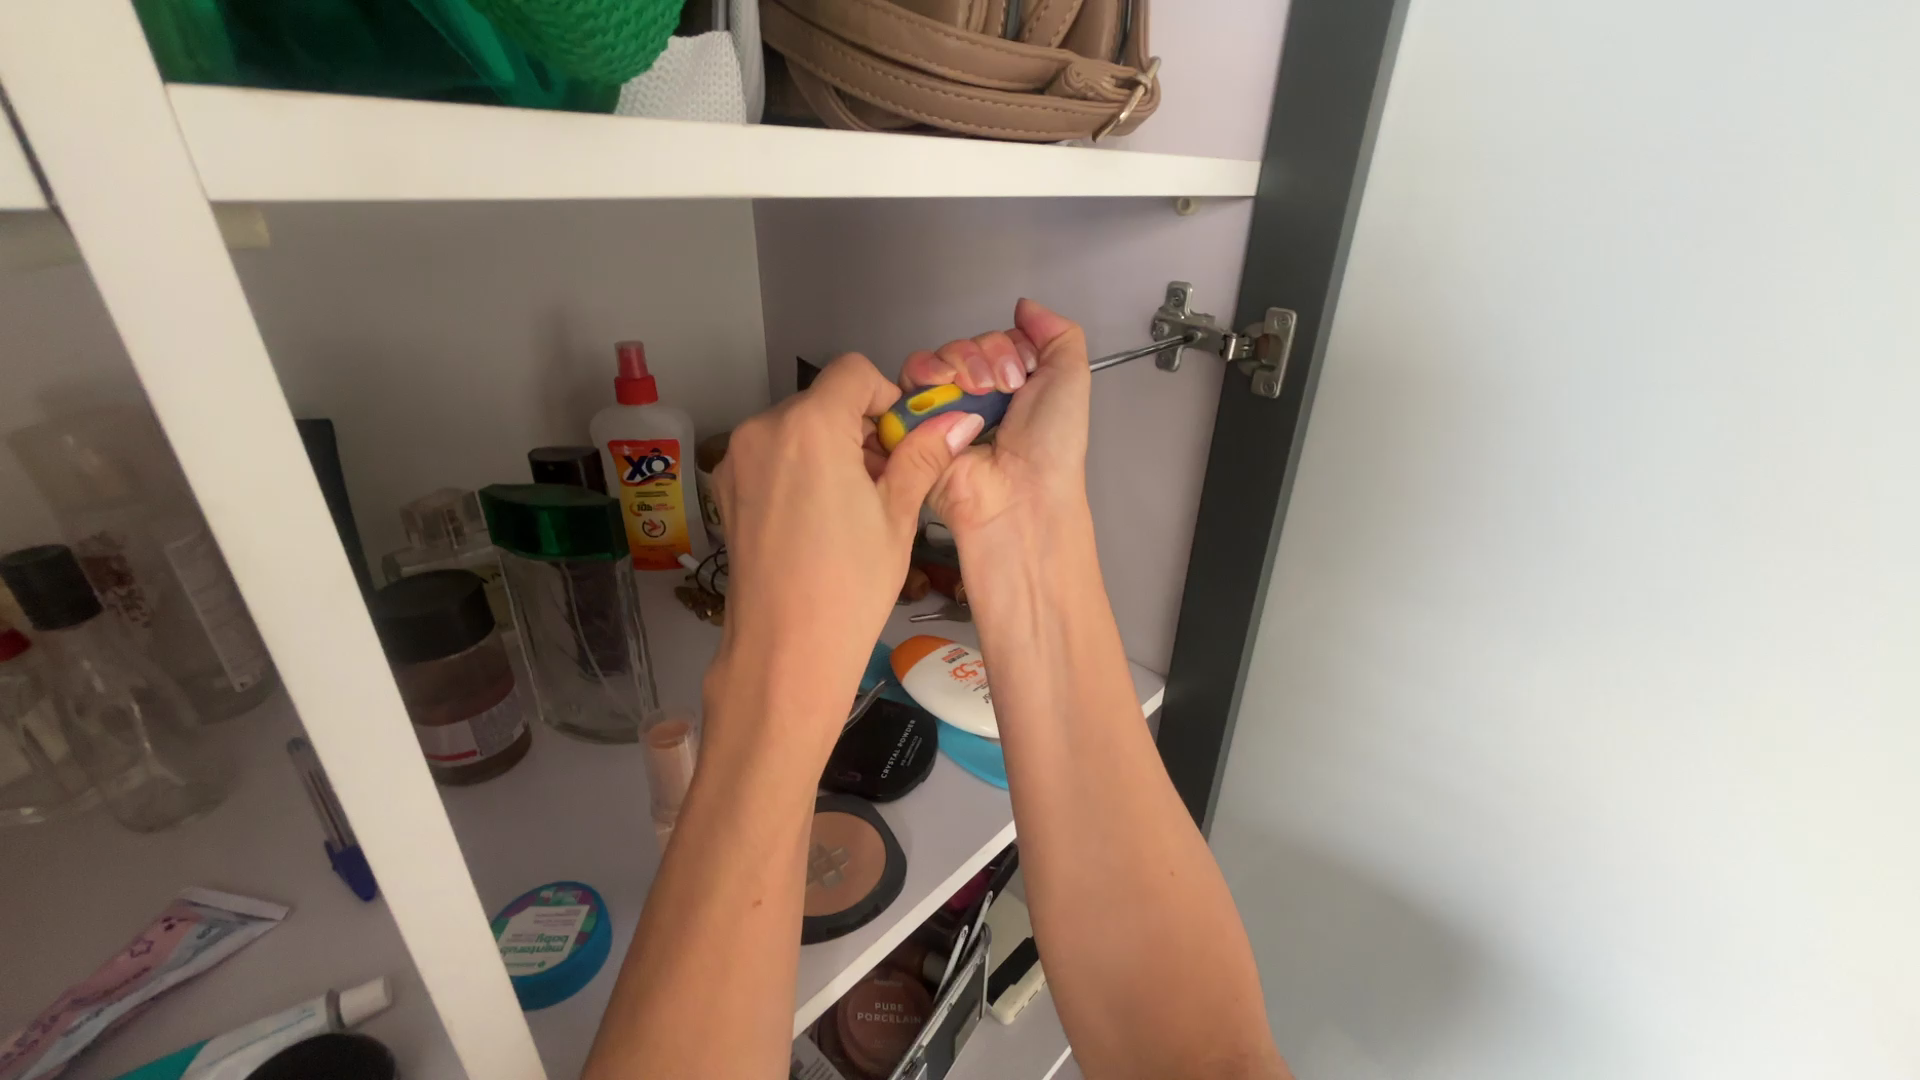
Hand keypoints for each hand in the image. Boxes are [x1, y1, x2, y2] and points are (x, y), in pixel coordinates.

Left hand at [710, 354, 981, 745]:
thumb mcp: (897, 516)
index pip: (854, 372)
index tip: (901, 442)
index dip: (886, 398)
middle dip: (860, 428)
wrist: (785, 651)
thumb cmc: (849, 586)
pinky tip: (820, 517)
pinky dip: (801, 467)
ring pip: (797, 427)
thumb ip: (924, 455)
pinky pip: (772, 455)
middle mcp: (763, 429)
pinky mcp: (726, 489)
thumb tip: (958, 419)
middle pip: (823, 400)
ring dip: (831, 448)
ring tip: (853, 505)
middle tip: (886, 481)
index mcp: (810, 426)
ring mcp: (737, 460)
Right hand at [899, 299, 1091, 543]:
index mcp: (1012, 389)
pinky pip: (907, 380)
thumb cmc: (1052, 446)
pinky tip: (946, 386)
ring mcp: (945, 411)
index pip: (995, 341)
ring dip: (958, 361)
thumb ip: (1056, 333)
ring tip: (977, 391)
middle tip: (1002, 388)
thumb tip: (1025, 306)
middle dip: (983, 354)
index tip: (1024, 374)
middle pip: (964, 346)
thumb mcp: (1071, 377)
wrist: (1022, 493)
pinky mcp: (916, 424)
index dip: (1008, 346)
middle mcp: (976, 398)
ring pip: (937, 358)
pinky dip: (925, 372)